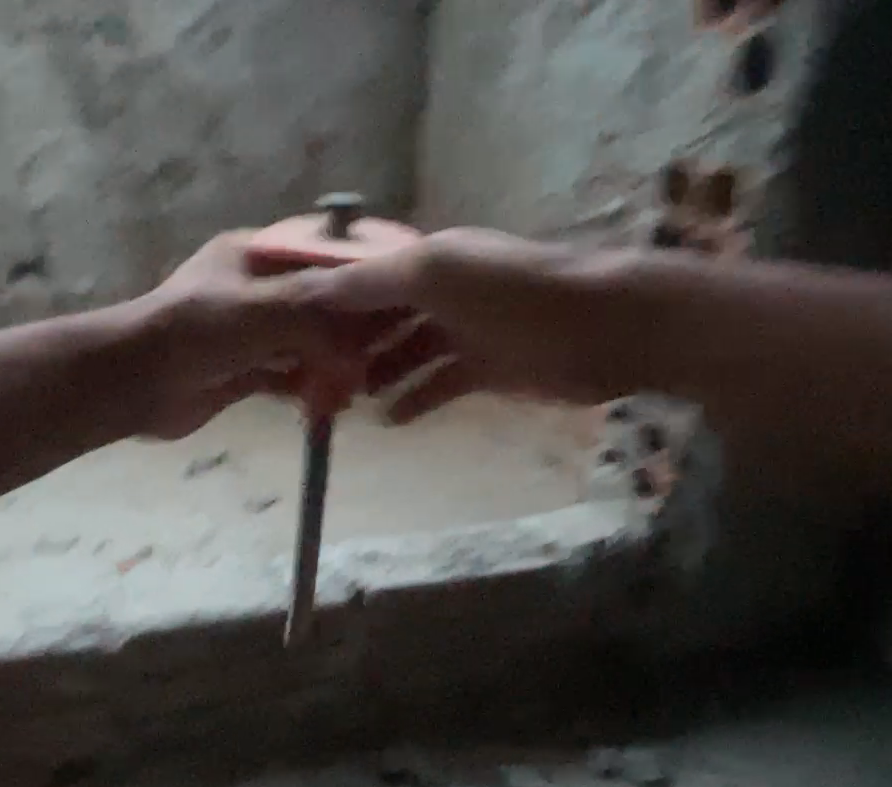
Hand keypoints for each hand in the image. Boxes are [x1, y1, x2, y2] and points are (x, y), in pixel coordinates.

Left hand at [126, 231, 395, 438]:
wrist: (132, 383)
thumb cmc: (193, 332)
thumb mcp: (260, 310)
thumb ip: (315, 316)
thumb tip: (362, 344)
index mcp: (258, 256)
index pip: (325, 258)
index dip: (362, 278)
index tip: (400, 298)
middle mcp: (257, 290)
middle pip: (320, 305)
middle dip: (351, 331)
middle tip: (385, 354)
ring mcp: (251, 333)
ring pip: (308, 345)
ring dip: (333, 364)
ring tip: (362, 385)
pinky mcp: (244, 372)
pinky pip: (289, 378)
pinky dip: (310, 390)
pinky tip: (333, 404)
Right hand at [302, 228, 653, 421]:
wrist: (602, 327)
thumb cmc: (516, 293)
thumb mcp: (437, 273)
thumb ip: (373, 281)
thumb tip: (309, 290)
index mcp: (426, 260)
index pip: (363, 278)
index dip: (328, 302)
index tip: (290, 333)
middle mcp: (441, 291)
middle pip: (382, 318)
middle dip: (348, 344)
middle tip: (312, 378)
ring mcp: (464, 331)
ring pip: (406, 353)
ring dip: (378, 374)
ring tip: (347, 401)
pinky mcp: (487, 368)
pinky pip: (439, 384)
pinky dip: (416, 399)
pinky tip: (391, 420)